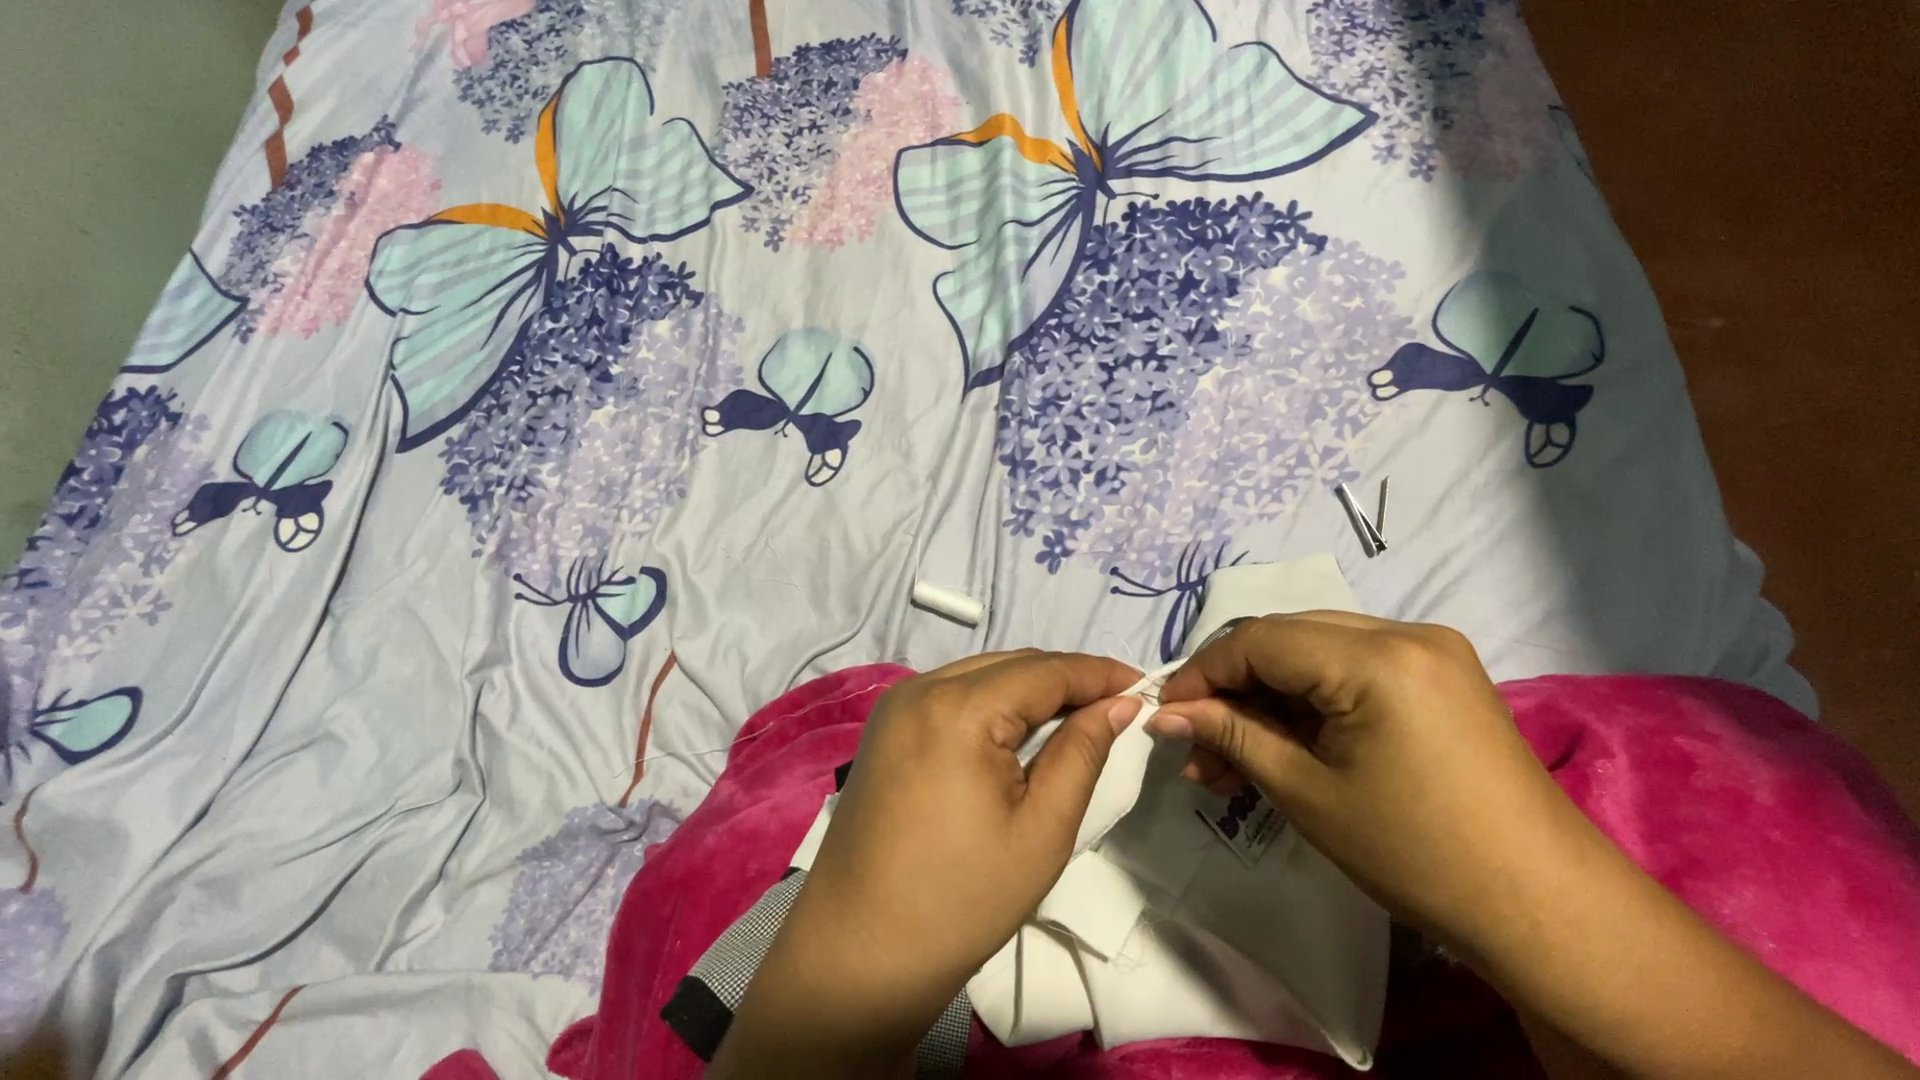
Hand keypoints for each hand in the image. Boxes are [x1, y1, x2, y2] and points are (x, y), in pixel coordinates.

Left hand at [713, 650, 1141, 1077]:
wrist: (860, 951)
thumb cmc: (962, 900)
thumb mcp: (1042, 829)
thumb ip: (1082, 753)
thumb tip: (1118, 704)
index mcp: (959, 708)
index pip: (1046, 670)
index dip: (1100, 674)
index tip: (1148, 686)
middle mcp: (921, 689)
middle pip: (1012, 665)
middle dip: (1067, 680)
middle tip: (1118, 707)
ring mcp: (895, 706)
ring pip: (981, 675)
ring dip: (1031, 690)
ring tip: (1078, 718)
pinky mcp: (884, 729)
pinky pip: (952, 695)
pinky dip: (993, 703)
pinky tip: (1020, 730)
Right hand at [1153, 614, 1919, 1079]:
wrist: (1541, 904)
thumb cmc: (1414, 851)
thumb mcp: (1305, 791)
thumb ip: (1231, 735)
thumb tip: (1165, 713)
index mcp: (1377, 656)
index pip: (1260, 639)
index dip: (1203, 673)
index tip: (1165, 715)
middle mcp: (1406, 632)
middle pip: (1287, 638)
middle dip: (1233, 687)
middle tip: (1197, 745)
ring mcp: (1430, 651)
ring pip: (1317, 652)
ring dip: (1268, 697)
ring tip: (1231, 760)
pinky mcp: (1441, 676)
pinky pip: (1353, 669)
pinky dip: (1309, 701)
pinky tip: (1282, 744)